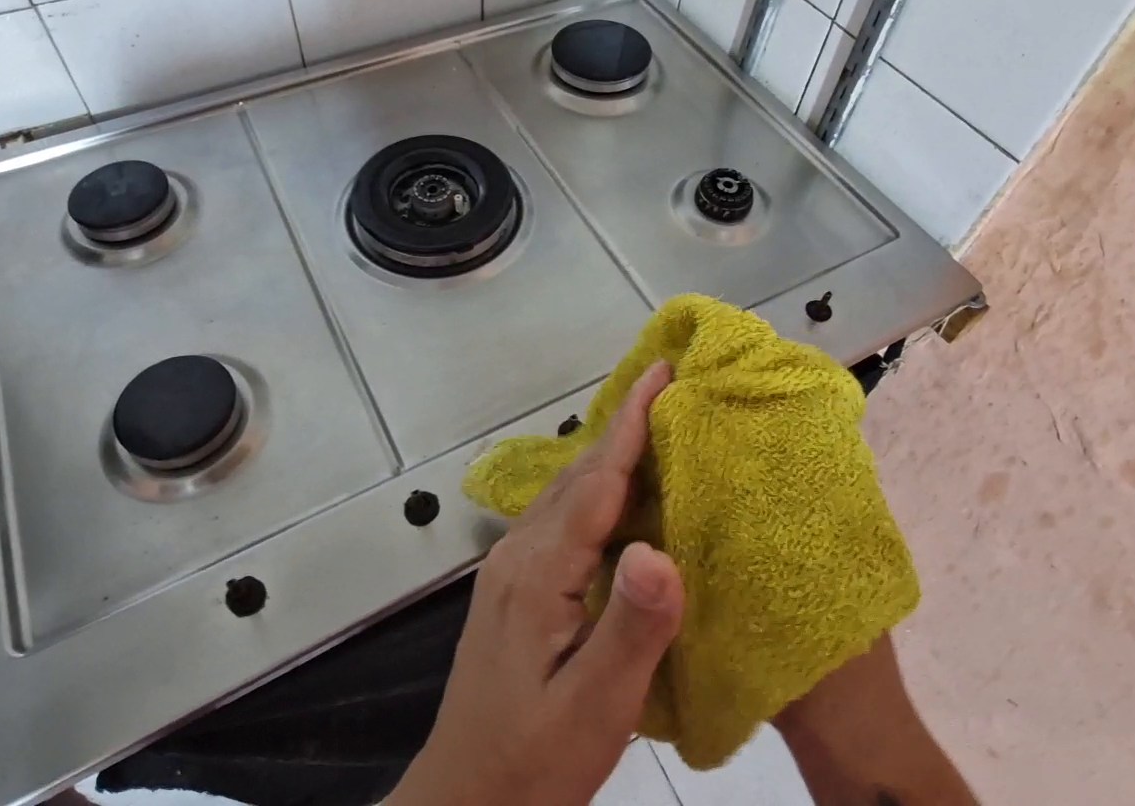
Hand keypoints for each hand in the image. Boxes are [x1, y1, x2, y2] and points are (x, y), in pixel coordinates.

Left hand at [387, 362, 683, 805]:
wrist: (465, 800)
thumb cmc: (535, 760)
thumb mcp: (594, 706)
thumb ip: (631, 628)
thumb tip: (662, 549)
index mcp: (539, 572)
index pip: (595, 482)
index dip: (631, 424)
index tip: (662, 372)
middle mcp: (518, 555)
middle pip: (576, 475)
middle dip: (623, 426)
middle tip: (669, 386)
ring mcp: (510, 570)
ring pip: (564, 493)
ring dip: (608, 455)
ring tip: (653, 427)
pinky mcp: (513, 589)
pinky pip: (559, 518)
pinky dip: (595, 491)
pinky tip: (619, 501)